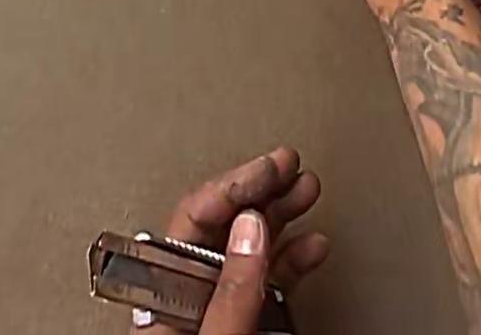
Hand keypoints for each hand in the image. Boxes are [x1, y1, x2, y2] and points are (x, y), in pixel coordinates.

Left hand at [147, 147, 330, 333]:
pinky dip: (294, 258)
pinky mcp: (247, 326)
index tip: (267, 166)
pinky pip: (271, 280)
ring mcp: (219, 308)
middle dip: (263, 187)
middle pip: (227, 221)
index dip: (234, 184)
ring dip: (284, 212)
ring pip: (253, 243)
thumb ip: (229, 289)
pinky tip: (313, 242)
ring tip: (307, 187)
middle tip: (287, 161)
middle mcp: (192, 293)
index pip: (196, 216)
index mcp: (167, 291)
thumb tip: (250, 227)